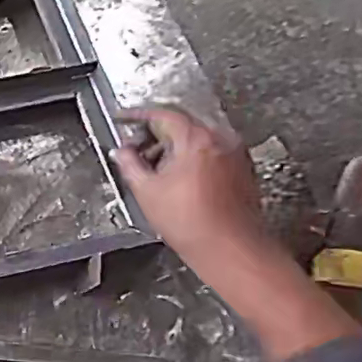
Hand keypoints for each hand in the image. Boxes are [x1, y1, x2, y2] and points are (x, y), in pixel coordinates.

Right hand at [112, 106, 267, 262]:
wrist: (228, 247)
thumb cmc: (192, 222)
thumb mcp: (146, 190)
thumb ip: (130, 164)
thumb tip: (122, 152)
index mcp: (196, 140)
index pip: (163, 115)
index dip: (137, 115)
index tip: (123, 117)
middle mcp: (220, 140)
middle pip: (181, 125)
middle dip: (155, 135)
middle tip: (134, 148)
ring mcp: (233, 154)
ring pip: (196, 139)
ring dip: (173, 148)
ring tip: (154, 170)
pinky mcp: (240, 169)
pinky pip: (210, 153)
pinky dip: (191, 159)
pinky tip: (177, 181)